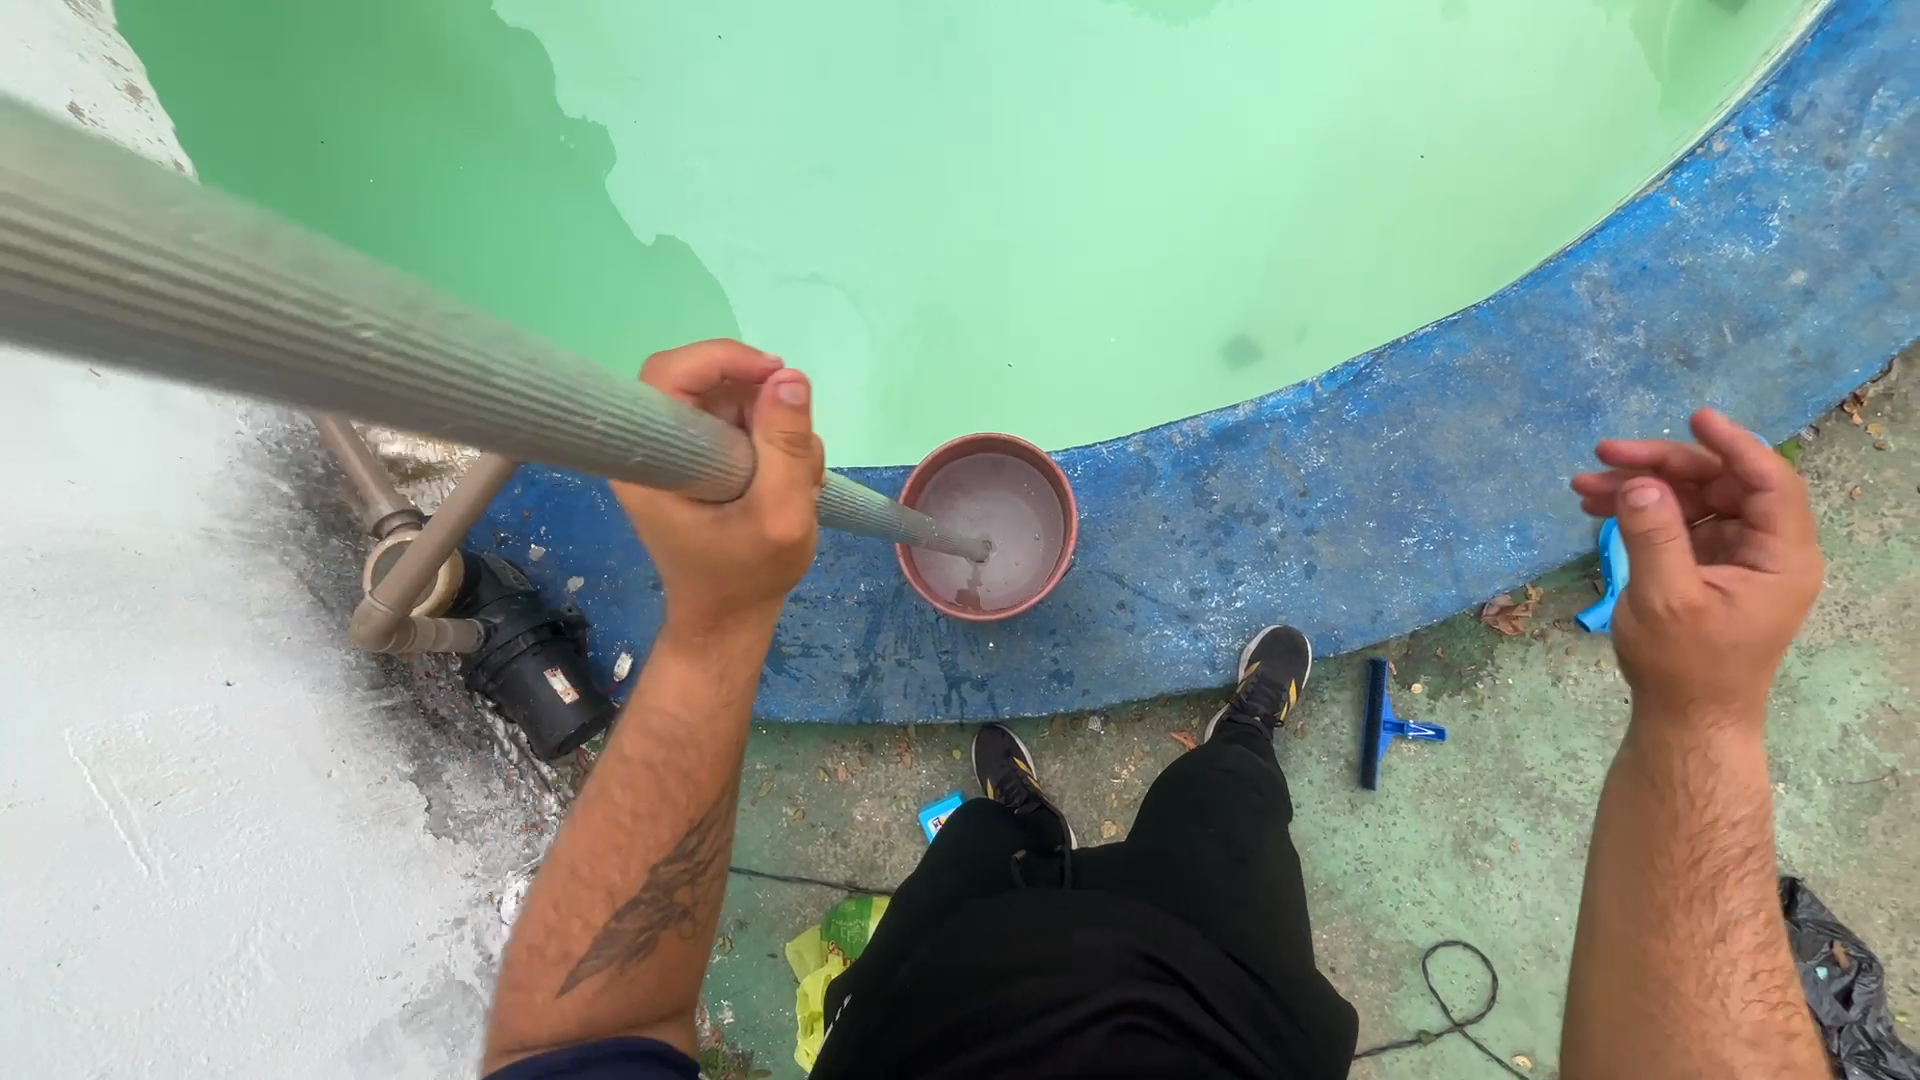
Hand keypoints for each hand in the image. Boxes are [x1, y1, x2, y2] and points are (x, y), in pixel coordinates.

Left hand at [611, 340, 824, 636]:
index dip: (722, 361)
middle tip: (799, 452)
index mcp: (652, 459)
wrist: (731, 618)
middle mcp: (657, 448)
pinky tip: (790, 486)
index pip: (670, 376)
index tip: (776, 376)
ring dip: (778, 435)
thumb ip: (786, 446)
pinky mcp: (702, 465)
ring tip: (798, 484)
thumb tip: (791, 377)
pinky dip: (775, 449)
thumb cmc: (749, 575)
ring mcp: (681, 456)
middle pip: (710, 388)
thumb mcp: (781, 514)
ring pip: (734, 407)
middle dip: (765, 410)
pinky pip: (741, 430)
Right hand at [1570, 408, 1822, 721]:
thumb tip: (1638, 484)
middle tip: (1602, 454)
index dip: (1734, 445)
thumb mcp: (1664, 597)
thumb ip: (1654, 536)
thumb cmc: (1684, 661)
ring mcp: (1733, 558)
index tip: (1695, 417)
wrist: (1686, 711)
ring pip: (1692, 501)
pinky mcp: (1703, 567)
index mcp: (1781, 556)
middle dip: (1662, 466)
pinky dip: (1637, 512)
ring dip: (1639, 488)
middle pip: (1721, 485)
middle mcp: (1765, 549)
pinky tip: (1597, 508)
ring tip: (1582, 485)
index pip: (1769, 482)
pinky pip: (1674, 524)